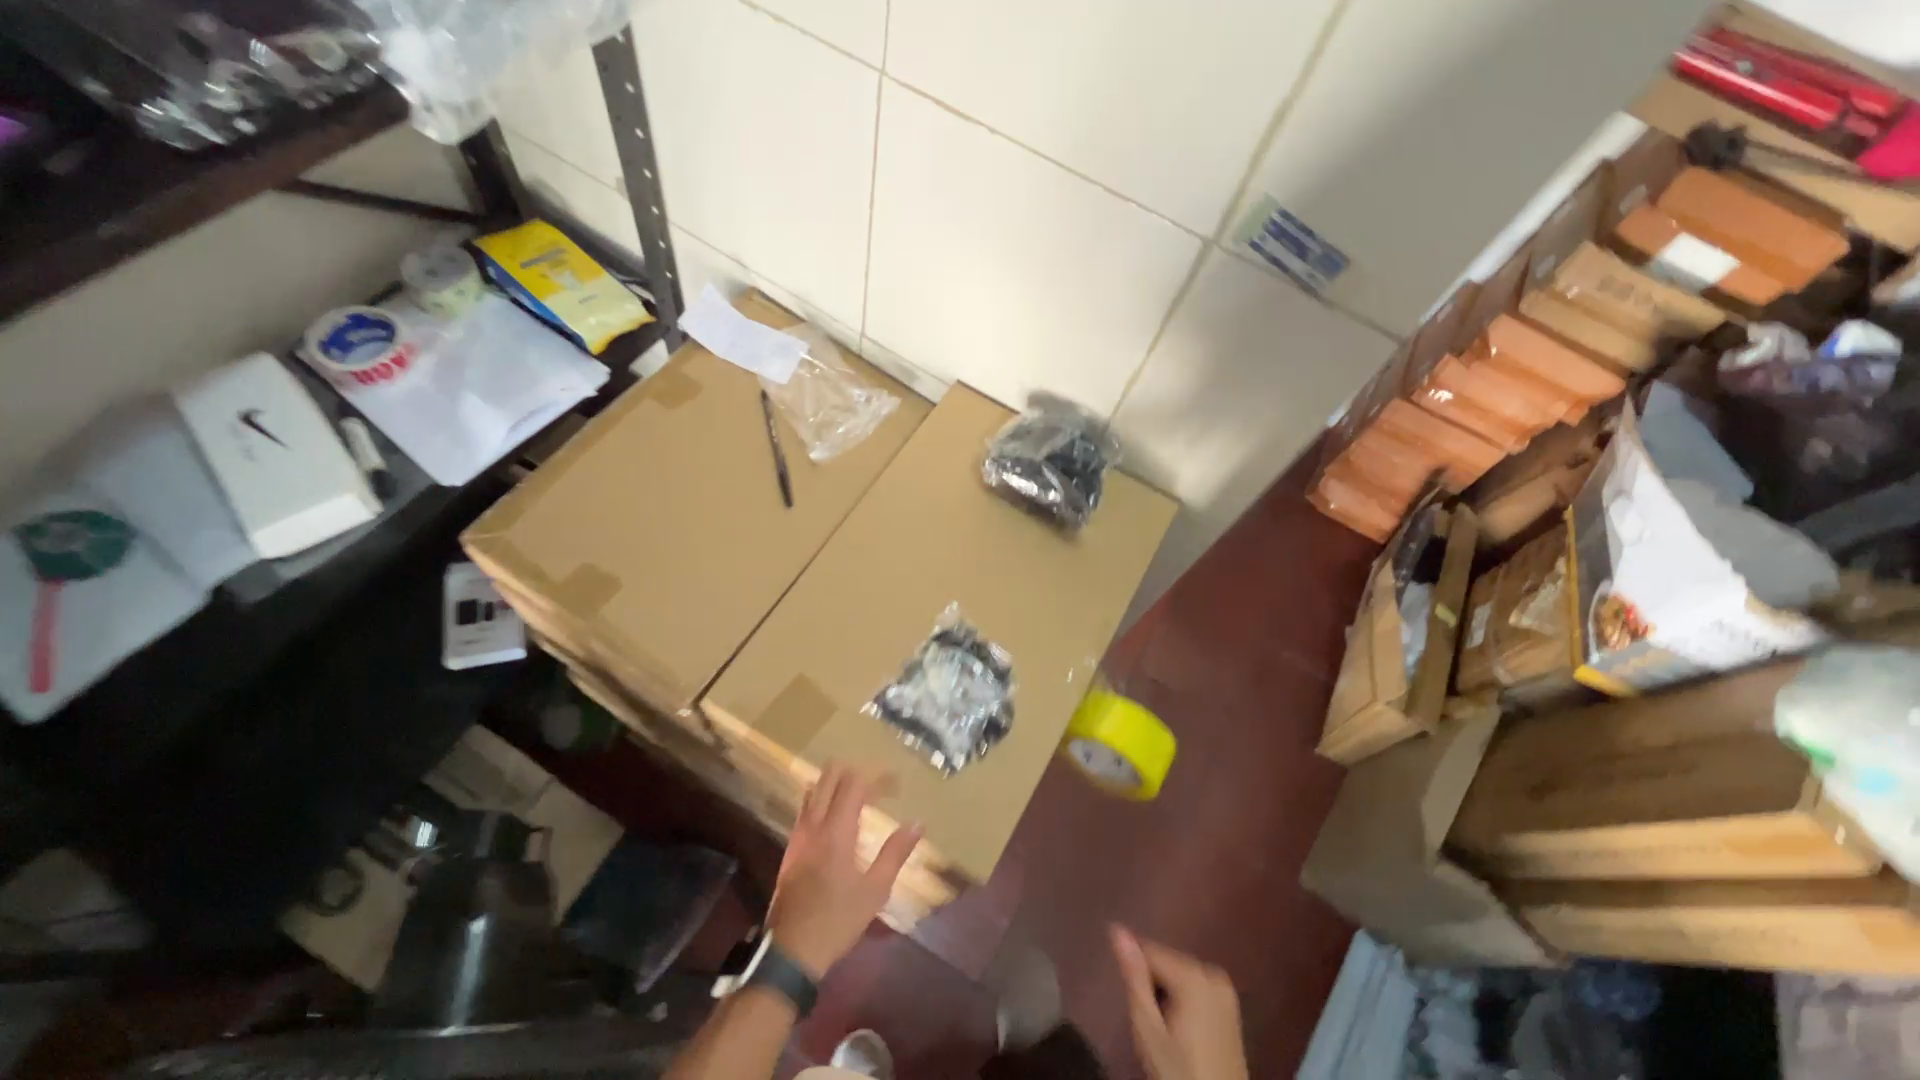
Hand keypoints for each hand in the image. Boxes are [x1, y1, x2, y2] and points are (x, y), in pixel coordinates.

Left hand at [767, 762, 922, 978]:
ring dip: (836, 784)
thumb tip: (917, 823)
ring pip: (814, 790)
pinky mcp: (790, 849)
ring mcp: (798, 836)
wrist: (790, 950)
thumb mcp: (875, 890)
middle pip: (829, 777)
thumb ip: (895, 852)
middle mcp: (813, 825)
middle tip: (879, 786)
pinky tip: (837, 818)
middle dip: (855, 772)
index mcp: (836, 831)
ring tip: (860, 796)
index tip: (897, 785)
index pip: (854, 783)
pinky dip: (823, 800)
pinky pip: (806, 809)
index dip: (877, 777)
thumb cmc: (837, 920)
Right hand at [1111, 925, 1247, 1079]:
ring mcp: (1226, 988)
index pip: (1149, 952)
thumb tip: (1117, 930)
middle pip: (1166, 963)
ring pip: (1180, 975)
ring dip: (1166, 992)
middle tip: (1149, 1021)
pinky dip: (1183, 999)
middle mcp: (1213, 972)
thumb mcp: (1148, 1027)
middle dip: (1153, 985)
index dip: (1135, 975)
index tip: (1132, 1001)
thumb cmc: (1178, 1068)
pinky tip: (1180, 1027)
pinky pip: (1196, 987)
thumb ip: (1134, 977)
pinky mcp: (1230, 1003)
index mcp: (1194, 974)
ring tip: (1163, 1026)